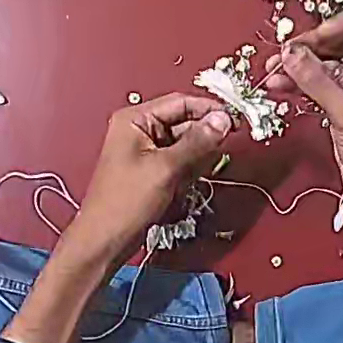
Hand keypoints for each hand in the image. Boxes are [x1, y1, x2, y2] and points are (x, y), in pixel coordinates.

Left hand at [68, 94, 233, 263]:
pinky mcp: (154, 168)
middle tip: (216, 155)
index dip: (210, 109)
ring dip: (196, 159)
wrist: (106, 239)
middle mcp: (141, 128)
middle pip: (186, 122)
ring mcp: (147, 149)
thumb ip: (198, 141)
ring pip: (187, 144)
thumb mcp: (166, 168)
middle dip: (202, 140)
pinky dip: (188, 171)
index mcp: (136, 119)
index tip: (236, 121)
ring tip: (187, 178)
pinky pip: (181, 160)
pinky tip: (182, 186)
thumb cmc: (127, 201)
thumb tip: (224, 119)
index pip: (181, 102)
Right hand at [263, 11, 342, 221]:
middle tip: (287, 53)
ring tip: (276, 70)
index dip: (340, 25)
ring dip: (302, 66)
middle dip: (313, 47)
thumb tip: (292, 53)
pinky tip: (282, 84)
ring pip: (331, 64)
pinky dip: (304, 84)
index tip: (313, 37)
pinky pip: (325, 84)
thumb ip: (317, 79)